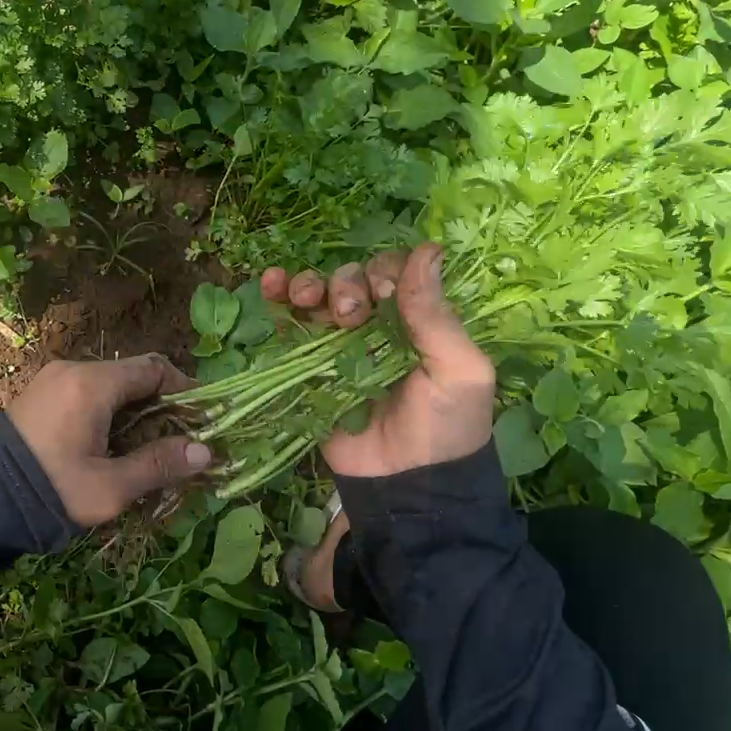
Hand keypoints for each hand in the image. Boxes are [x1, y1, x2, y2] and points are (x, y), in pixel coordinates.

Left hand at [6, 354, 213, 526]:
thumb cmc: (51, 491)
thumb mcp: (110, 487)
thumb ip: (159, 464)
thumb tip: (206, 451)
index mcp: (91, 383)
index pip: (154, 370)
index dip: (185, 392)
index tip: (203, 421)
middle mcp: (71, 370)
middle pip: (131, 375)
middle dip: (161, 404)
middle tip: (179, 440)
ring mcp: (50, 380)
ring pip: (108, 385)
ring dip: (134, 410)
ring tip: (148, 448)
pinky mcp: (38, 396)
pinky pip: (84, 393)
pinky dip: (107, 412)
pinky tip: (113, 445)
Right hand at [260, 243, 494, 478]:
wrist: (403, 483)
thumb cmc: (444, 426)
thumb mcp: (458, 370)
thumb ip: (437, 315)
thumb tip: (428, 247)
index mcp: (417, 320)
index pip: (395, 272)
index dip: (384, 273)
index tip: (384, 296)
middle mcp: (377, 324)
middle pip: (352, 278)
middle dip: (347, 285)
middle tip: (351, 315)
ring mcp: (338, 342)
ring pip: (319, 293)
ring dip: (310, 284)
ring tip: (309, 299)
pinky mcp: (306, 363)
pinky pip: (289, 322)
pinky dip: (278, 295)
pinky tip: (272, 282)